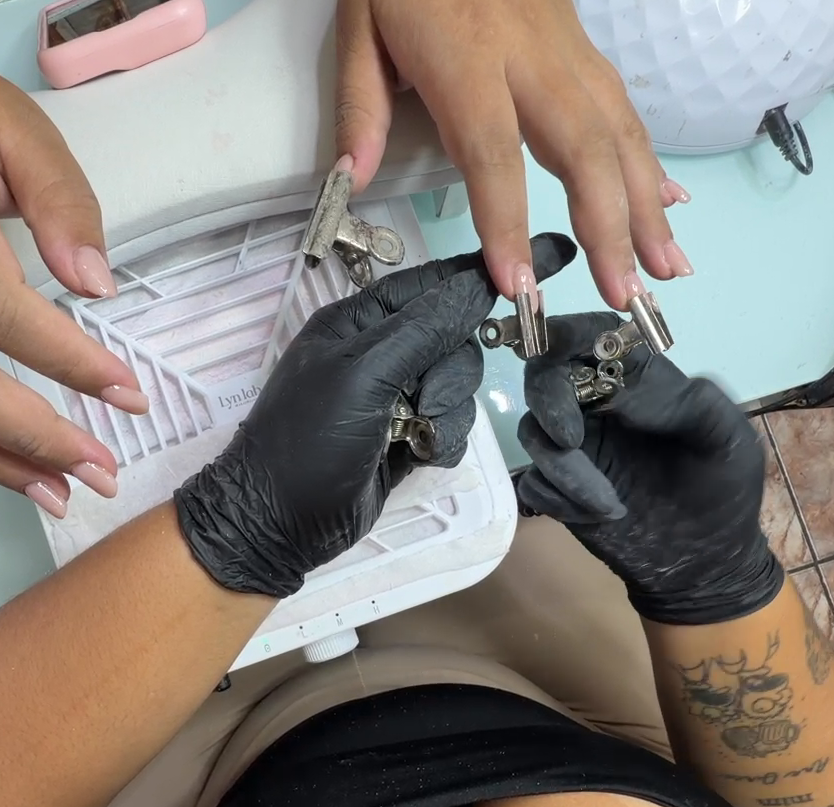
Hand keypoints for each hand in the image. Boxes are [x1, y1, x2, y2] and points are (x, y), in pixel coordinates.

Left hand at [178, 235, 577, 596]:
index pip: (434, 284)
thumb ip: (423, 329)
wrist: (281, 524)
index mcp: (359, 322)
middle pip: (454, 339)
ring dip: (444, 413)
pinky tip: (414, 456)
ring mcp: (394, 398)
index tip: (552, 254)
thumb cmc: (311, 439)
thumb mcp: (363, 374)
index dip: (485, 273)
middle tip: (423, 401)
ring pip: (457, 386)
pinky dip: (440, 441)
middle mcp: (379, 353)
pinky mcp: (406, 438)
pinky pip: (451, 425)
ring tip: (410, 436)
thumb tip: (476, 283)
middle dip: (449, 373)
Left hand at [334, 0, 691, 307]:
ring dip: (648, 204)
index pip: (492, 157)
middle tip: (628, 295)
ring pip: (618, 131)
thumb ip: (361, 106)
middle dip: (611, 228)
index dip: (508, 225)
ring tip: (667, 266)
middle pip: (582, 150)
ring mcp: (566, 46)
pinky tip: (668, 199)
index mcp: (468, 60)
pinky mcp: (582, 42)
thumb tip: (351, 180)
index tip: (520, 285)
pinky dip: (648, 160)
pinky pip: (623, 108)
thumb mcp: (361, 24)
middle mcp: (531, 57)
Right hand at [514, 316, 783, 624]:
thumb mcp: (726, 439)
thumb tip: (619, 390)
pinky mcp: (556, 490)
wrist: (701, 567)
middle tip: (570, 441)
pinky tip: (598, 516)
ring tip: (609, 505)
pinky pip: (533, 482)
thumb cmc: (722, 495)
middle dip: (550, 406)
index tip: (556, 353)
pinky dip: (559, 500)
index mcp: (638, 382)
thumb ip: (685, 401)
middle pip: (543, 379)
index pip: (590, 338)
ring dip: (565, 471)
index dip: (565, 335)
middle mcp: (597, 408)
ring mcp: (573, 450)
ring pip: (533, 434)